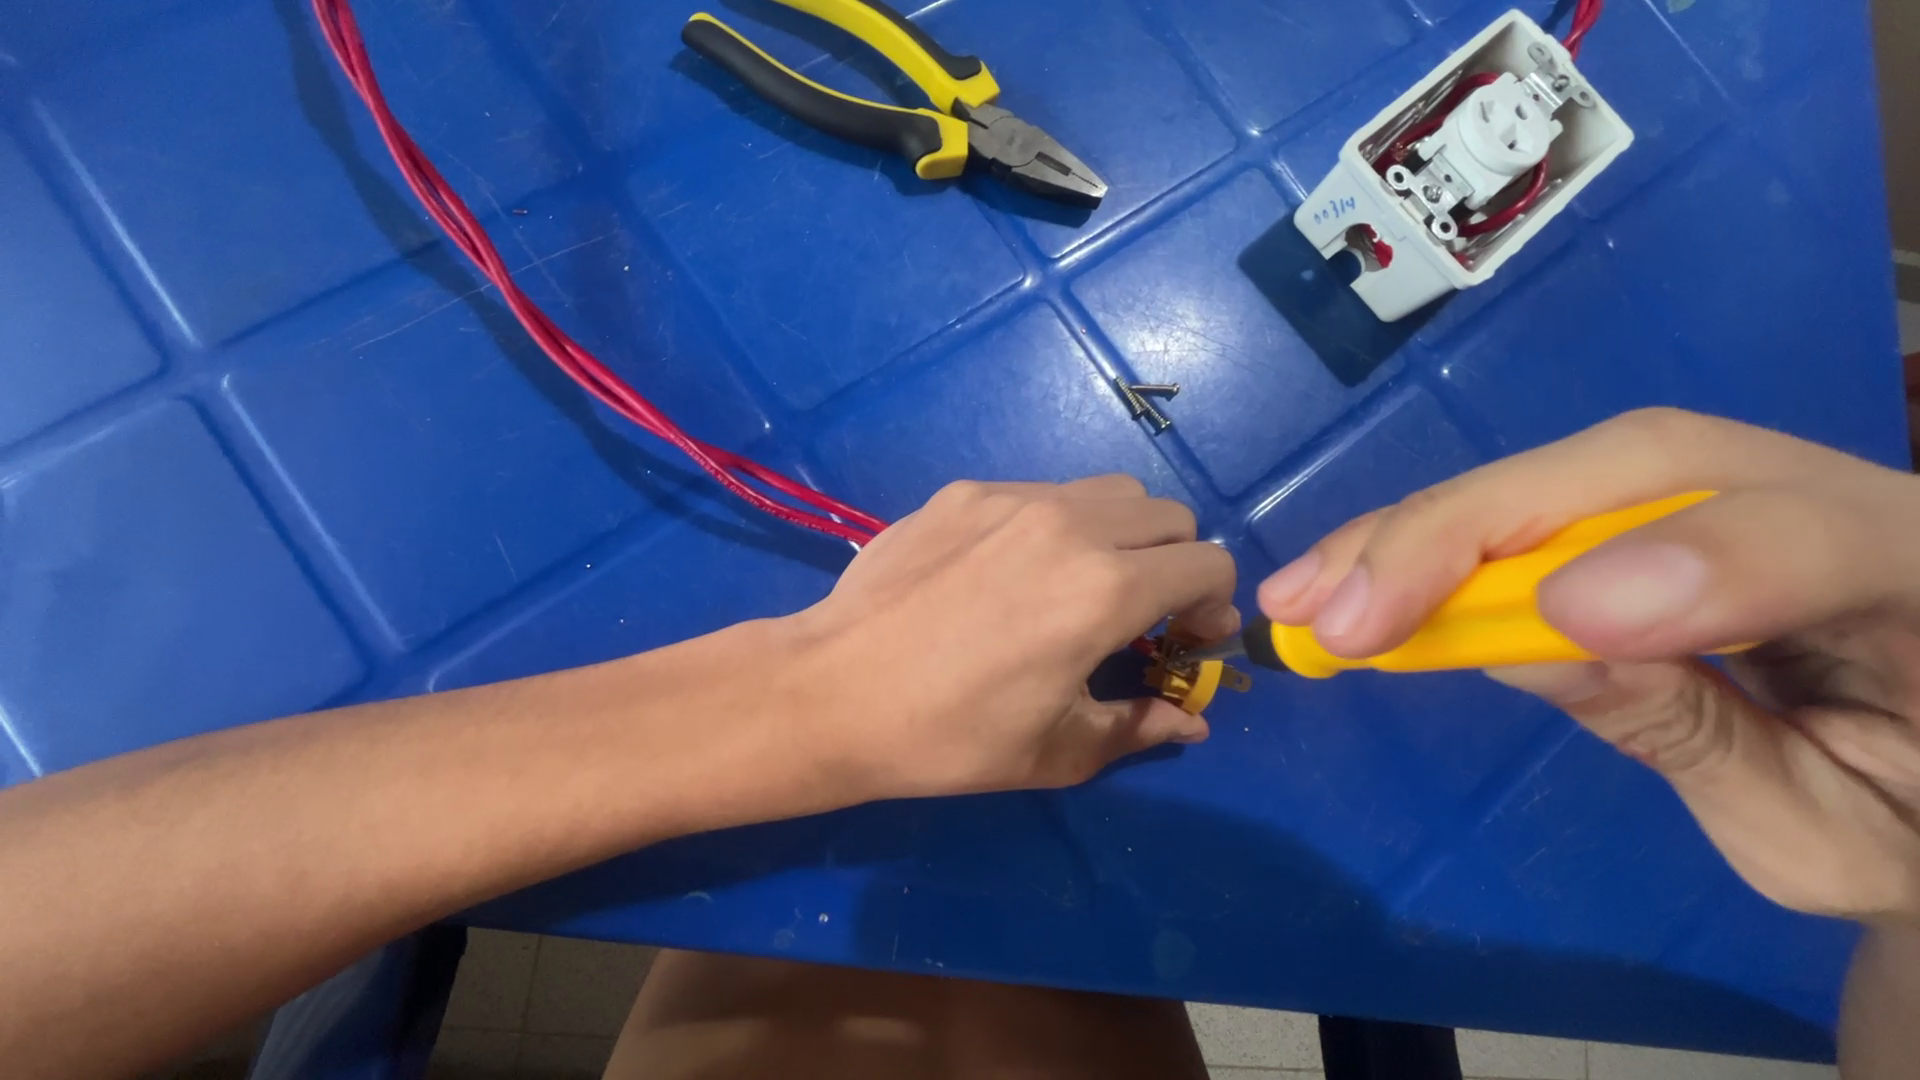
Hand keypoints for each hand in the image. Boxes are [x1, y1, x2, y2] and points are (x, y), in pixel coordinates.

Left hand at [785, 476, 1236, 800]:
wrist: (833, 691)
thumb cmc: (949, 735)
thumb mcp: (1056, 751)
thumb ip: (1139, 727)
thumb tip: (1192, 723)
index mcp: (1104, 589)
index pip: (1208, 563)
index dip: (1212, 605)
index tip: (1184, 640)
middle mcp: (1069, 525)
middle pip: (1169, 515)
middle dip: (1174, 562)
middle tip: (1139, 611)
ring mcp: (1011, 498)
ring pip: (1107, 491)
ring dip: (1120, 533)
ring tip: (1079, 582)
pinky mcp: (964, 492)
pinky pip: (1040, 492)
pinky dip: (1055, 523)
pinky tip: (1008, 570)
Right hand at [1257, 409, 1919, 922]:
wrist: (1906, 741)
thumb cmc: (1887, 811)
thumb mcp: (1819, 826)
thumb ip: (1691, 734)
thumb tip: (1516, 649)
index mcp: (1916, 570)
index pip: (1810, 536)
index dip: (1693, 566)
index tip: (1567, 625)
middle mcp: (1801, 489)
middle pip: (1618, 469)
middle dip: (1458, 541)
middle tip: (1340, 621)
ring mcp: (1696, 483)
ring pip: (1529, 479)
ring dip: (1396, 539)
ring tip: (1296, 602)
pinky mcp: (1607, 506)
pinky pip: (1494, 509)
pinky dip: (1401, 546)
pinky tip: (1328, 581)